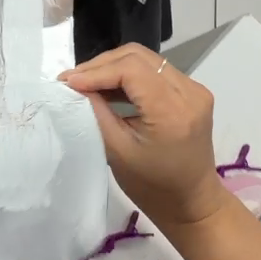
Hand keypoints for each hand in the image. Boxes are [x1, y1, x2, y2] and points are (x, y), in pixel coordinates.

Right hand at [61, 44, 227, 228]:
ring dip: (112, 67)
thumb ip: (97, 113)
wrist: (191, 202)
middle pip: (138, 57)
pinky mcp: (191, 93)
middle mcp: (189, 92)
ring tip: (84, 83)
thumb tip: (76, 87)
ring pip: (146, 60)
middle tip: (71, 81)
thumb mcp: (117, 150)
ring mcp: (193, 90)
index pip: (130, 70)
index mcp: (172, 111)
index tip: (66, 83)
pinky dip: (127, 75)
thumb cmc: (152, 185)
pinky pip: (154, 71)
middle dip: (100, 65)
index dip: (95, 72)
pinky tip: (106, 88)